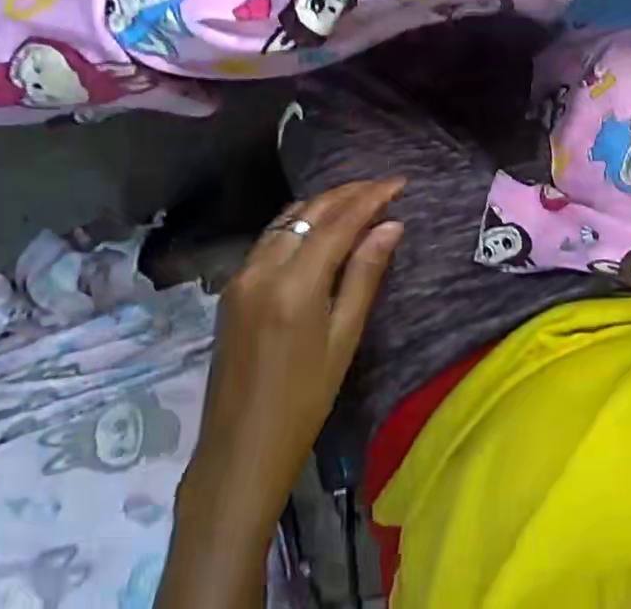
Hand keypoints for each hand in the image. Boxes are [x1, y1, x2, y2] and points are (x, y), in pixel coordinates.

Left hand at [162, 179, 403, 608]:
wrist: (241, 447)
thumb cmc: (305, 401)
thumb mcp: (344, 339)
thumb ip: (364, 275)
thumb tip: (391, 226)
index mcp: (294, 284)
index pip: (337, 222)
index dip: (370, 197)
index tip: (398, 183)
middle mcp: (262, 267)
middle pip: (309, 212)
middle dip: (346, 194)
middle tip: (382, 187)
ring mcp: (241, 275)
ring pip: (286, 220)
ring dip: (321, 206)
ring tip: (356, 202)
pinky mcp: (231, 287)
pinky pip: (270, 239)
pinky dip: (298, 225)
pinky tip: (318, 229)